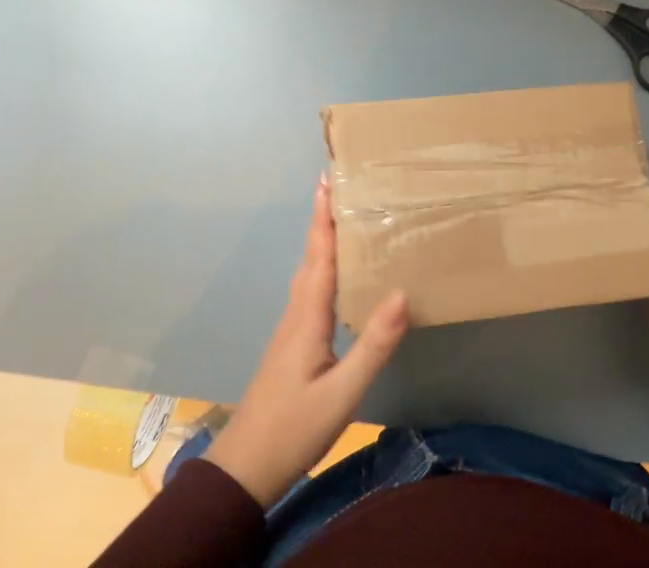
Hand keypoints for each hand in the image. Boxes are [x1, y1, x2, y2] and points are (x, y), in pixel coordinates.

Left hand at [204, 175, 409, 507]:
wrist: (246, 467)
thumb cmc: (294, 428)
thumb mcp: (343, 391)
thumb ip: (374, 344)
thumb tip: (402, 292)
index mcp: (307, 317)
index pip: (320, 256)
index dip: (325, 218)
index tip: (330, 180)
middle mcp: (296, 314)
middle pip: (312, 257)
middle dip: (325, 220)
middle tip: (344, 188)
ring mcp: (292, 329)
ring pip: (310, 273)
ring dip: (324, 242)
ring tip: (347, 220)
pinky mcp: (293, 344)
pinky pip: (312, 291)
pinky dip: (325, 268)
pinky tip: (341, 276)